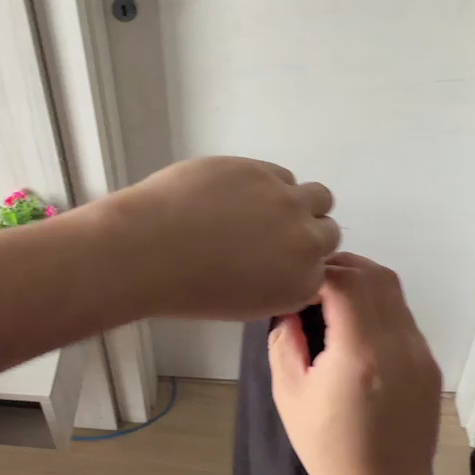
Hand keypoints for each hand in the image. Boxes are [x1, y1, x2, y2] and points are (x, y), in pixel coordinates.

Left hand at [89, 156, 337, 319]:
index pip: (321, 268)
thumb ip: (273, 285)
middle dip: (305, 231)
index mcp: (298, 284)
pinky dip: (266, 182)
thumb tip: (278, 264)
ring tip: (258, 207)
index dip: (299, 260)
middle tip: (270, 231)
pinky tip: (233, 192)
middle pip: (327, 230)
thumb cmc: (184, 287)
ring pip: (316, 195)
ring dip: (296, 201)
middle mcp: (306, 243)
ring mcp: (286, 202)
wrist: (147, 249)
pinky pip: (280, 173)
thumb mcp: (241, 304)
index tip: (277, 257)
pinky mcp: (260, 170)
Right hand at [269, 253, 443, 474]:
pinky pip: (401, 314)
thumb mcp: (289, 394)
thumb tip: (288, 306)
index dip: (314, 272)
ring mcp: (419, 352)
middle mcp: (398, 345)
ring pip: (392, 289)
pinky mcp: (427, 363)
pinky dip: (374, 304)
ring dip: (358, 281)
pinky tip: (350, 325)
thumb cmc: (328, 450)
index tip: (291, 284)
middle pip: (374, 275)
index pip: (344, 281)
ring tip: (326, 297)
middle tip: (307, 282)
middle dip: (338, 266)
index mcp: (360, 354)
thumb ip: (285, 341)